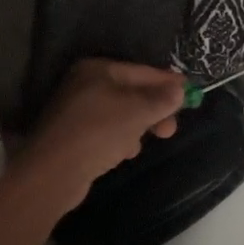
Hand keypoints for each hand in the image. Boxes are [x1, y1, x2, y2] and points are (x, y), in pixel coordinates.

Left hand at [7, 58, 185, 214]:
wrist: (52, 175)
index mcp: (98, 69)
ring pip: (121, 114)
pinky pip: (106, 132)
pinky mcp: (72, 137)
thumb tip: (180, 91)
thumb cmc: (98, 131)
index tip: (191, 94)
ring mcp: (76, 111)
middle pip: (132, 93)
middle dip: (154, 110)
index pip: (142, 72)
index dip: (168, 83)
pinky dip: (119, 140)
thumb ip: (162, 99)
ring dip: (137, 127)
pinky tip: (123, 153)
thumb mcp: (138, 111)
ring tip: (142, 143)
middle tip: (171, 129)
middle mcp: (84, 85)